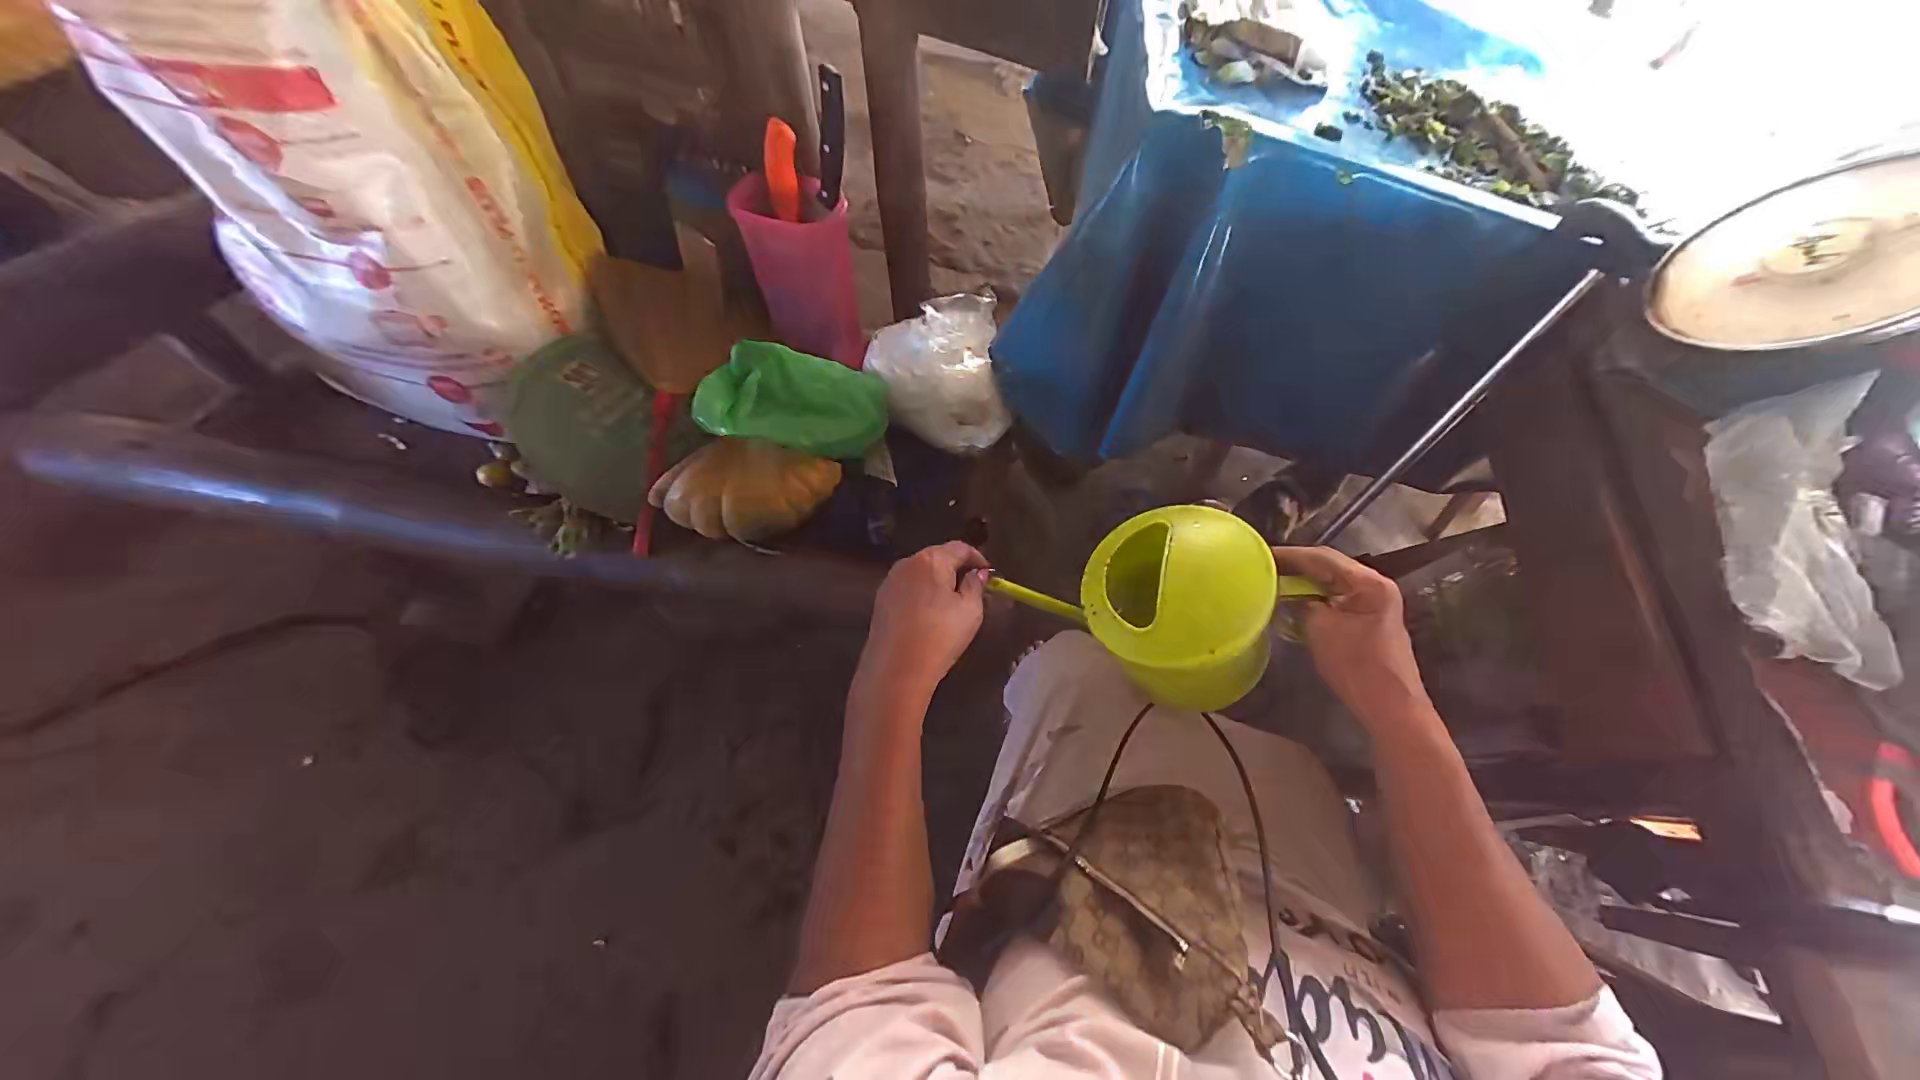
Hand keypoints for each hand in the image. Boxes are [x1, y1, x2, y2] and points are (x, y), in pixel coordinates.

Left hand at [859, 541, 988, 694]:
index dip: (978, 558)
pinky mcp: (880, 600)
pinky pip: (908, 588)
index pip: (960, 548)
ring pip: (921, 573)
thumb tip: (978, 574)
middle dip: (957, 569)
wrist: (896, 668)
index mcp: (931, 560)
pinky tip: (928, 614)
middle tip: (973, 589)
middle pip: (938, 557)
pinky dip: (922, 593)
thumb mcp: (970, 611)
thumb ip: (975, 586)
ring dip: (938, 581)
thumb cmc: (940, 636)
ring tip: (951, 603)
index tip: (989, 575)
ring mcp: (890, 581)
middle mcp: (907, 563)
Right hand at [1272, 546, 1429, 724]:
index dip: (1288, 555)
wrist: (1389, 706)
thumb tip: (1285, 592)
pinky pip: (1332, 596)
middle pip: (1327, 566)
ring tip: (1269, 579)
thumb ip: (1302, 602)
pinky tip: (1289, 598)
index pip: (1322, 558)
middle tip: (1260, 566)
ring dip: (1301, 580)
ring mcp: (1371, 601)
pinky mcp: (1365, 616)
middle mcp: (1374, 585)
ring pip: (1329, 581)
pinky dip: (1311, 595)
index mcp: (1369, 583)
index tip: (1259, 555)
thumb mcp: (1320, 629)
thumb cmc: (1355, 666)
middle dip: (1293, 565)